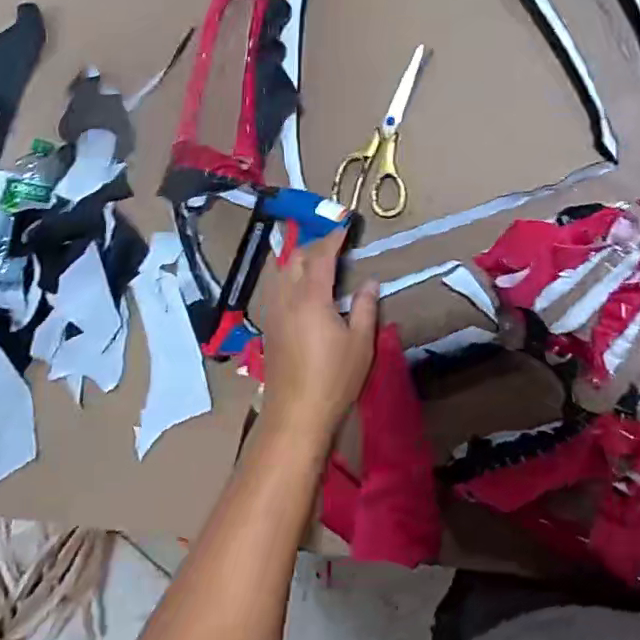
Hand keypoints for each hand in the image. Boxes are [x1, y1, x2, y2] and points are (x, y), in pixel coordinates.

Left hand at [254, 227, 377, 438]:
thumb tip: (370, 282)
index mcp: (311, 296)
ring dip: (297, 259)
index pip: (320, 256)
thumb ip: (366, 307)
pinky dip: (289, 276)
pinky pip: (276, 287)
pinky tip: (301, 288)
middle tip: (334, 245)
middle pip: (294, 257)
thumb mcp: (361, 343)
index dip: (333, 238)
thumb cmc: (334, 379)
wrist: (295, 413)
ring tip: (317, 262)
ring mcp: (273, 311)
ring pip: (280, 271)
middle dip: (313, 245)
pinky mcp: (269, 326)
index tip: (345, 226)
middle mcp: (287, 297)